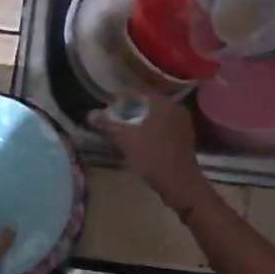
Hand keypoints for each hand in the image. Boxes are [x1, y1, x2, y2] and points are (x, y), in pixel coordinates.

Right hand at [88, 94, 208, 211]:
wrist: (180, 183)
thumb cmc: (153, 157)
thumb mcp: (126, 140)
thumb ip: (108, 125)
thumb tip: (89, 114)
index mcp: (164, 104)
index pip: (141, 90)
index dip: (124, 93)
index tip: (111, 99)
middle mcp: (176, 108)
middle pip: (150, 102)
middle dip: (133, 106)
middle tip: (116, 112)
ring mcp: (183, 123)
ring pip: (158, 114)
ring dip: (143, 117)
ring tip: (126, 125)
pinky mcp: (185, 136)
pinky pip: (165, 125)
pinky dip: (152, 127)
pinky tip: (142, 136)